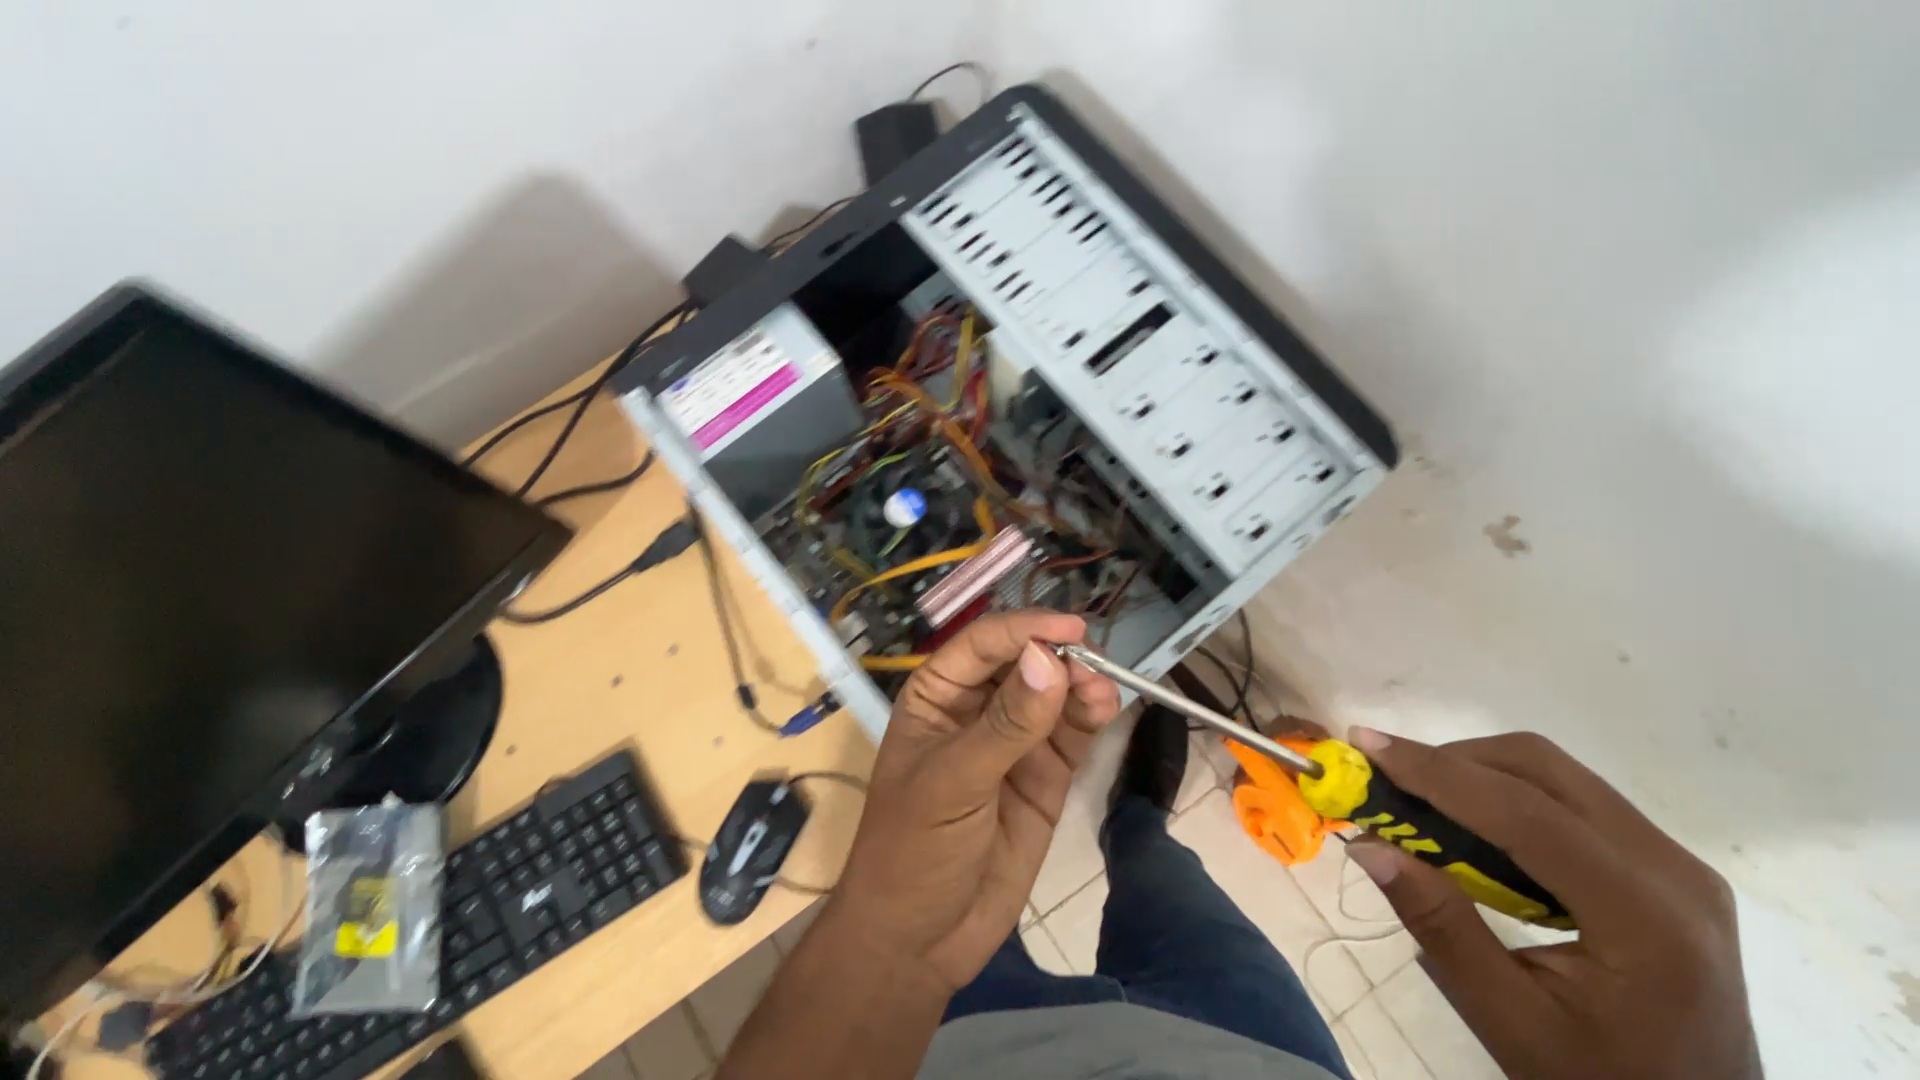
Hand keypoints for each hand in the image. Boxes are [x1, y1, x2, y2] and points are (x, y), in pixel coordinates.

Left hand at [829, 611, 1121, 992]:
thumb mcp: (952, 783)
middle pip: (1023, 664)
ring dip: (1080, 685)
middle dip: (1058, 656)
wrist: (922, 939)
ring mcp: (1013, 744)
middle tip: (1095, 662)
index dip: (1024, 630)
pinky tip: (1105, 707)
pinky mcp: (1044, 778)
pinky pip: (1071, 735)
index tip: (1070, 630)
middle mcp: (976, 711)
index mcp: (936, 698)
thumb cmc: (913, 849)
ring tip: (1102, 688)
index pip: (981, 645)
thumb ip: (1005, 725)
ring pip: (1053, 696)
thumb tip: (1047, 661)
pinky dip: (1090, 717)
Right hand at [1344, 729, 1762, 1079]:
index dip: (1438, 772)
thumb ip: (1441, 926)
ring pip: (1558, 776)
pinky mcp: (1666, 866)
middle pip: (1545, 771)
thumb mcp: (1510, 1020)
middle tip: (1387, 780)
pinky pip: (1575, 801)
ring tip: (1418, 804)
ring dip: (1479, 773)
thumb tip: (1367, 846)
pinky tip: (1471, 829)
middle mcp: (1673, 871)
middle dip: (1454, 761)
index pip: (1527, 815)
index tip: (1366, 746)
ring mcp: (1677, 864)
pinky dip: (1509, 796)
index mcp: (1645, 919)